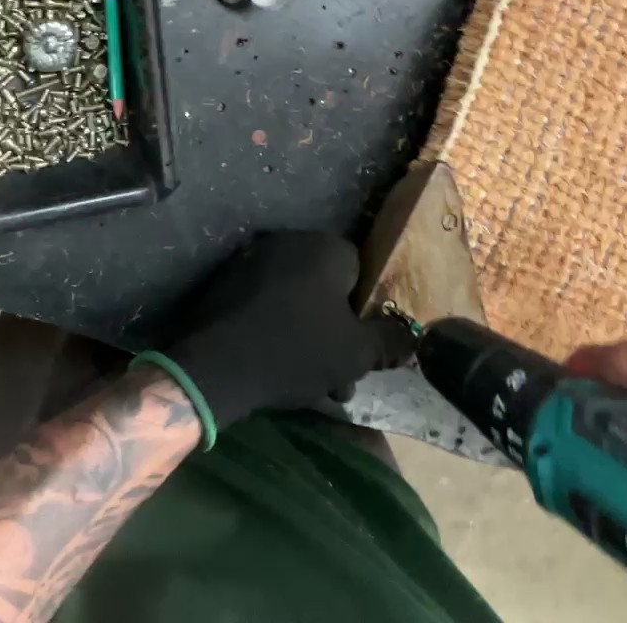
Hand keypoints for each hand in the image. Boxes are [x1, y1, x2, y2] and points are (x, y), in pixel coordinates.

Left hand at [161, 232, 415, 427]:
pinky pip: (267, 304)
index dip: (367, 310)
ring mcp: (252, 260)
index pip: (362, 269)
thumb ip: (390, 340)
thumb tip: (411, 334)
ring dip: (311, 336)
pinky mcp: (226, 283)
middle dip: (339, 330)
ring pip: (298, 300)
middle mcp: (287, 243)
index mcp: (323, 247)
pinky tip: (280, 368)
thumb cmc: (295, 351)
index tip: (365, 347)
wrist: (215, 365)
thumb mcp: (356, 354)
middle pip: (328, 287)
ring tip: (316, 384)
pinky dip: (278, 330)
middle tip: (343, 375)